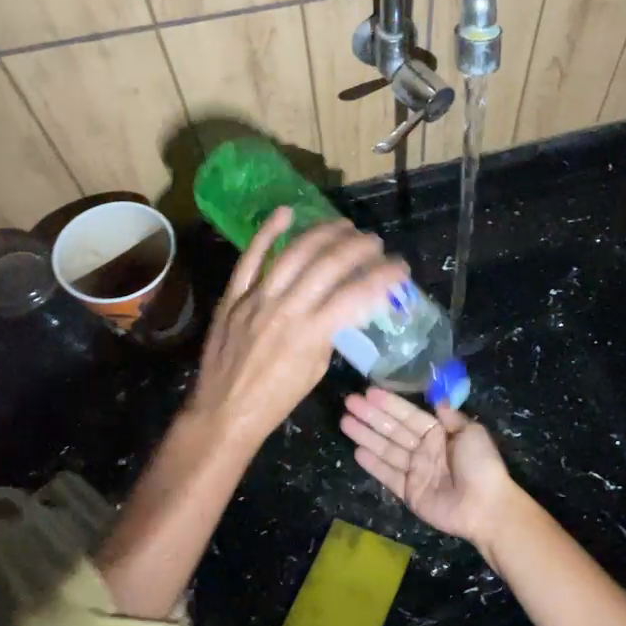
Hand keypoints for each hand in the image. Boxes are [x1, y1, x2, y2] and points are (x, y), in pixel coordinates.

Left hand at [186, 209, 407, 453]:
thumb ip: (328, 332)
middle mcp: (286, 309)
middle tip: (374, 243)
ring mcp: (257, 299)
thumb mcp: (316, 369)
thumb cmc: (276, 399)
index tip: (401, 267)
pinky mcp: (234, 296)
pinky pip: (251, 258)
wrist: (224, 412)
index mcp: (311, 333)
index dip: (384, 276)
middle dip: (358, 248)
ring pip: (294, 254)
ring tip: (345, 226)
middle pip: (329, 265)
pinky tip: (286, 213)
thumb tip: (342, 308)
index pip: (357, 294)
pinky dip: (268, 233)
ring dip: (323, 234)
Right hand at [341, 387, 528, 551]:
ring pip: (386, 449)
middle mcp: (425, 450)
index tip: (369, 392)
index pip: (409, 415)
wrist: (485, 506)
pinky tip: (356, 451)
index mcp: (440, 433)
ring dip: (366, 436)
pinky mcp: (409, 492)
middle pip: (394, 430)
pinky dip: (373, 464)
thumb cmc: (481, 465)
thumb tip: (439, 398)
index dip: (389, 404)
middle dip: (371, 416)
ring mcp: (416, 471)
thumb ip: (450, 416)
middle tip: (349, 402)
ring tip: (345, 421)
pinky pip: (388, 475)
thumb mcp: (471, 433)